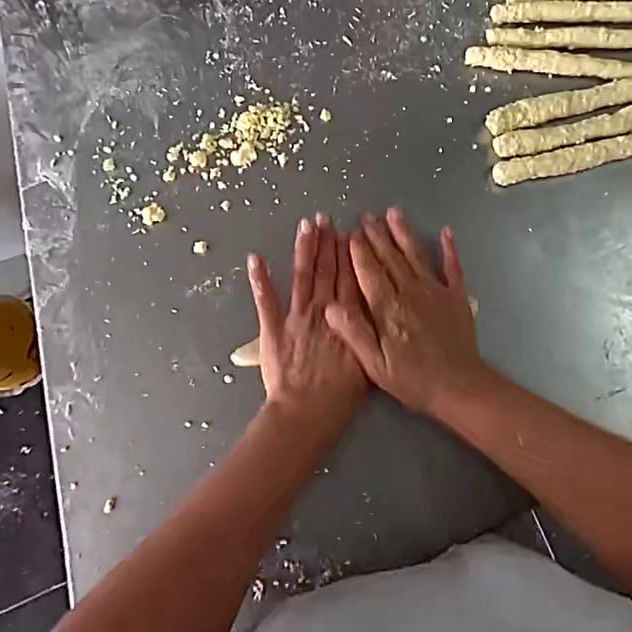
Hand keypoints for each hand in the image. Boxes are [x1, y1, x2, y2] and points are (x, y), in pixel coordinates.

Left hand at [247, 214, 366, 433]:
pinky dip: (260, 278)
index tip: (349, 230)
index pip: (348, 277)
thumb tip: (376, 306)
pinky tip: (256, 258)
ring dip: (304, 248)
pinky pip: (265, 299)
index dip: (349, 252)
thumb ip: (368, 331)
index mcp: (345, 318)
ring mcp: (295, 317)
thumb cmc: (340, 397)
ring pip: (302, 275)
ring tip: (306, 224)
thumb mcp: (368, 363)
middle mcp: (321, 310)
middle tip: (326, 217)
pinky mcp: (272, 327)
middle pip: (326, 270)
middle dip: (327, 241)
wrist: (306, 415)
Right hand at [325, 208, 486, 415]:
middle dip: (376, 235)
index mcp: (387, 307)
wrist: (461, 389)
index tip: (349, 233)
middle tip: (366, 216)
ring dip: (403, 233)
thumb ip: (353, 333)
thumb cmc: (413, 380)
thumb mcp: (375, 365)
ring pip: (415, 255)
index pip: (368, 272)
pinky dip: (449, 249)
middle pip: (389, 257)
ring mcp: (435, 291)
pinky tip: (445, 233)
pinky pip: (452, 267)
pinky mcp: (456, 296)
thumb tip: (329, 306)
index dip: (358, 251)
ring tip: (393, 212)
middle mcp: (409, 291)